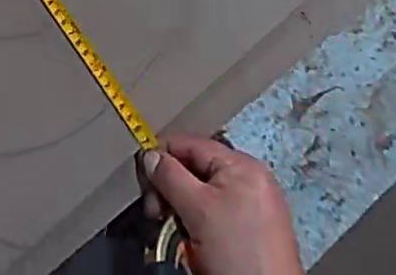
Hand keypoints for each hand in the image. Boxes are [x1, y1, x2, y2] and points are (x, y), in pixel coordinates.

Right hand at [142, 135, 304, 274]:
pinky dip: (198, 220)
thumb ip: (169, 176)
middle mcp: (250, 178)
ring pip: (202, 192)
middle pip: (195, 167)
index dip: (161, 154)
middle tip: (155, 212)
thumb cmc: (236, 252)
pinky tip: (192, 239)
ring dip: (181, 206)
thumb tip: (148, 155)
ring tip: (174, 228)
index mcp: (242, 164)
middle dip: (171, 186)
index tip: (141, 178)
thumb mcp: (197, 210)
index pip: (190, 143)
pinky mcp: (252, 229)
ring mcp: (253, 204)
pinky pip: (215, 211)